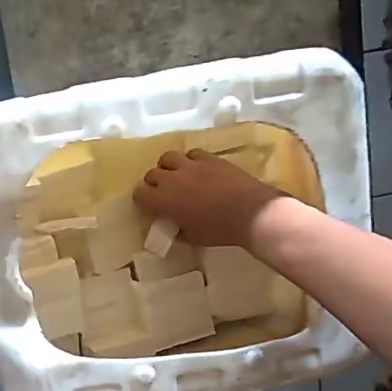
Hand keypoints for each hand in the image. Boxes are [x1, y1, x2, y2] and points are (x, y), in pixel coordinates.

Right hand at [135, 149, 290, 248]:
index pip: (139, 194)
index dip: (142, 199)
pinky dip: (190, 160)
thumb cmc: (219, 230)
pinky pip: (192, 153)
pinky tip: (198, 168)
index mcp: (162, 201)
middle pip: (151, 174)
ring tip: (177, 174)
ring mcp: (191, 165)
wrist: (251, 212)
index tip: (148, 205)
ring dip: (168, 166)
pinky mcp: (210, 158)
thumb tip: (173, 225)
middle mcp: (171, 179)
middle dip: (153, 182)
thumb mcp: (192, 237)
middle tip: (162, 191)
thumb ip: (178, 229)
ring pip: (168, 157)